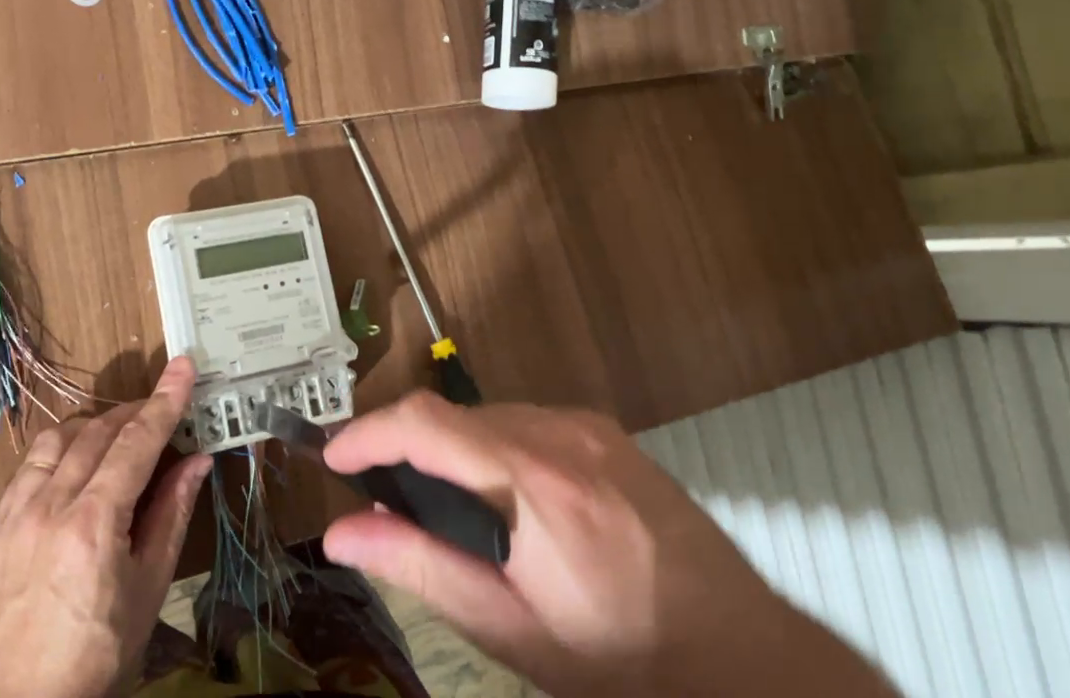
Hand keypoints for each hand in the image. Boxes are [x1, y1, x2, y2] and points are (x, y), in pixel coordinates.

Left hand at [0, 357, 212, 697]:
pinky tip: (77, 459)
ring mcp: (16, 513)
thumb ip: (170, 514)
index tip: (182, 366)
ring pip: (58, 439)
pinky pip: (29, 465)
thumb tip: (196, 461)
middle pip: (97, 433)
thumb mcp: (150, 586)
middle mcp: (49, 506)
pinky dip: (60, 448)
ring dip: (95, 425)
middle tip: (164, 408)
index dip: (164, 401)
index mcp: (93, 523)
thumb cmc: (102, 651)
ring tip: (123, 432)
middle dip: (135, 411)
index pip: (136, 442)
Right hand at [322, 393, 894, 696]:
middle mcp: (564, 431)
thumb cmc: (615, 654)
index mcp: (535, 477)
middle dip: (407, 445)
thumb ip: (419, 566)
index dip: (367, 432)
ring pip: (491, 414)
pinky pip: (530, 421)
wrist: (738, 656)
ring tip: (443, 504)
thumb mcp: (506, 624)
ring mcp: (594, 427)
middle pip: (455, 414)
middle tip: (384, 495)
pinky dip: (495, 446)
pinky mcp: (612, 435)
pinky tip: (503, 498)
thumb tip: (341, 532)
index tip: (331, 458)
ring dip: (452, 446)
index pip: (426, 422)